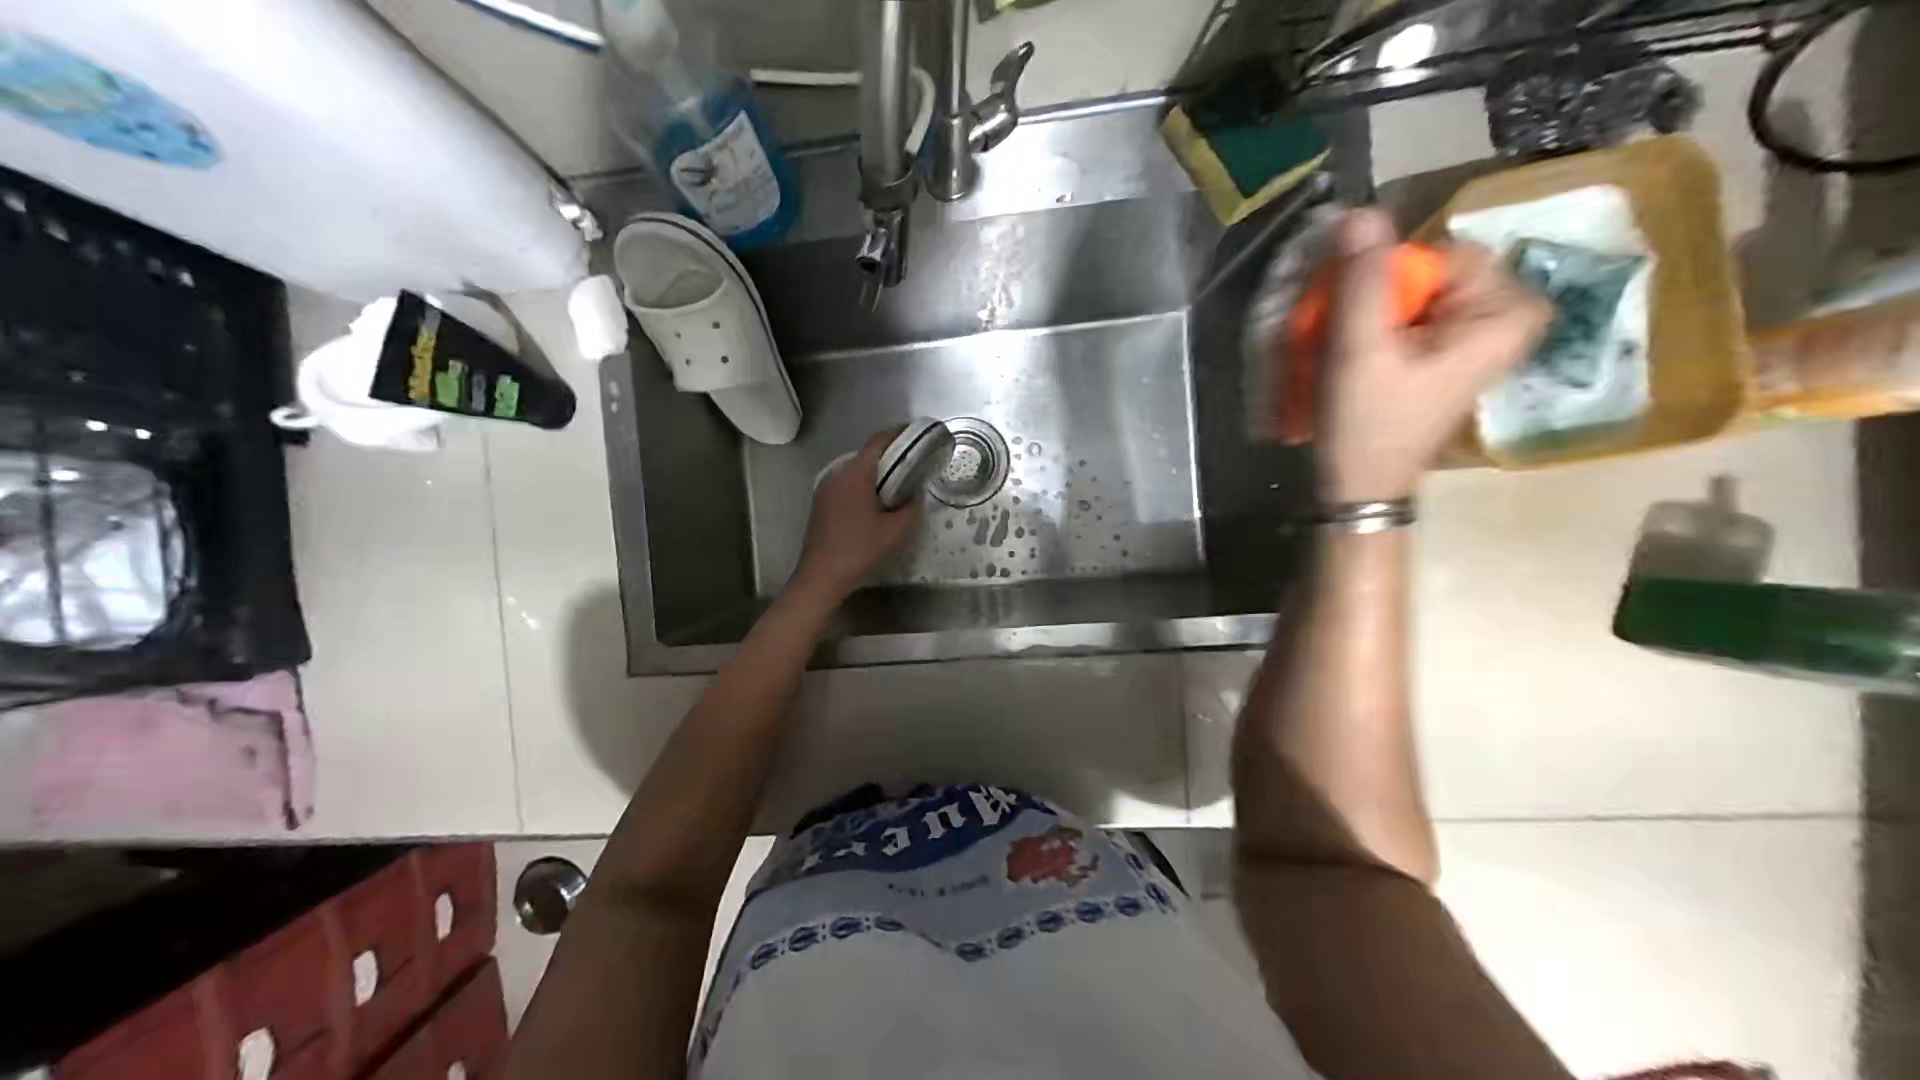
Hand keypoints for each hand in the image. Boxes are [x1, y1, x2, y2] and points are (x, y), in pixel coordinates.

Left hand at [792, 427, 923, 596]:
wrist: (821, 575)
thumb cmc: (859, 549)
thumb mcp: (896, 531)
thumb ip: (912, 509)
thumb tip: (916, 497)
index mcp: (855, 474)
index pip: (878, 442)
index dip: (898, 434)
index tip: (915, 434)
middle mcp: (837, 474)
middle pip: (867, 455)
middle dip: (890, 457)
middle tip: (912, 465)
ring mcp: (825, 488)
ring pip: (855, 471)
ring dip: (876, 473)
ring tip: (897, 486)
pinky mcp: (821, 503)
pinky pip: (846, 484)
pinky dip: (863, 486)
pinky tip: (875, 504)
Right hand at [1317, 209, 1549, 502]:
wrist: (1361, 487)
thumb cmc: (1368, 423)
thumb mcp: (1360, 349)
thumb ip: (1363, 279)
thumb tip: (1359, 211)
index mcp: (1506, 313)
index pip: (1443, 254)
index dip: (1390, 275)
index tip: (1356, 313)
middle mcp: (1506, 319)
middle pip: (1432, 273)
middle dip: (1380, 294)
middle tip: (1345, 332)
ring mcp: (1479, 340)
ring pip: (1418, 295)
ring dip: (1373, 311)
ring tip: (1344, 348)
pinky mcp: (1452, 356)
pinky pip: (1415, 317)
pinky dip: (1381, 327)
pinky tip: (1356, 356)